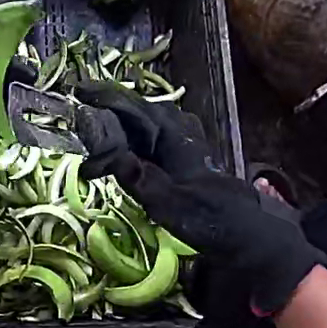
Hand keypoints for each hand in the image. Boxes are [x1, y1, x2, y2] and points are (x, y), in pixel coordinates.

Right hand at [76, 82, 323, 316]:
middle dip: (113, 104)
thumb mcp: (168, 203)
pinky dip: (138, 132)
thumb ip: (138, 177)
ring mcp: (187, 144)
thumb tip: (107, 155)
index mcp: (174, 136)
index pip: (133, 108)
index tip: (78, 91)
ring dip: (126, 117)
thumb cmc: (209, 219)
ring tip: (101, 119)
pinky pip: (157, 134)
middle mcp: (181, 132)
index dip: (105, 98)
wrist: (248, 236)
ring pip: (151, 120)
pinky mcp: (188, 158)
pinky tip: (130, 143)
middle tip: (85, 103)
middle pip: (141, 109)